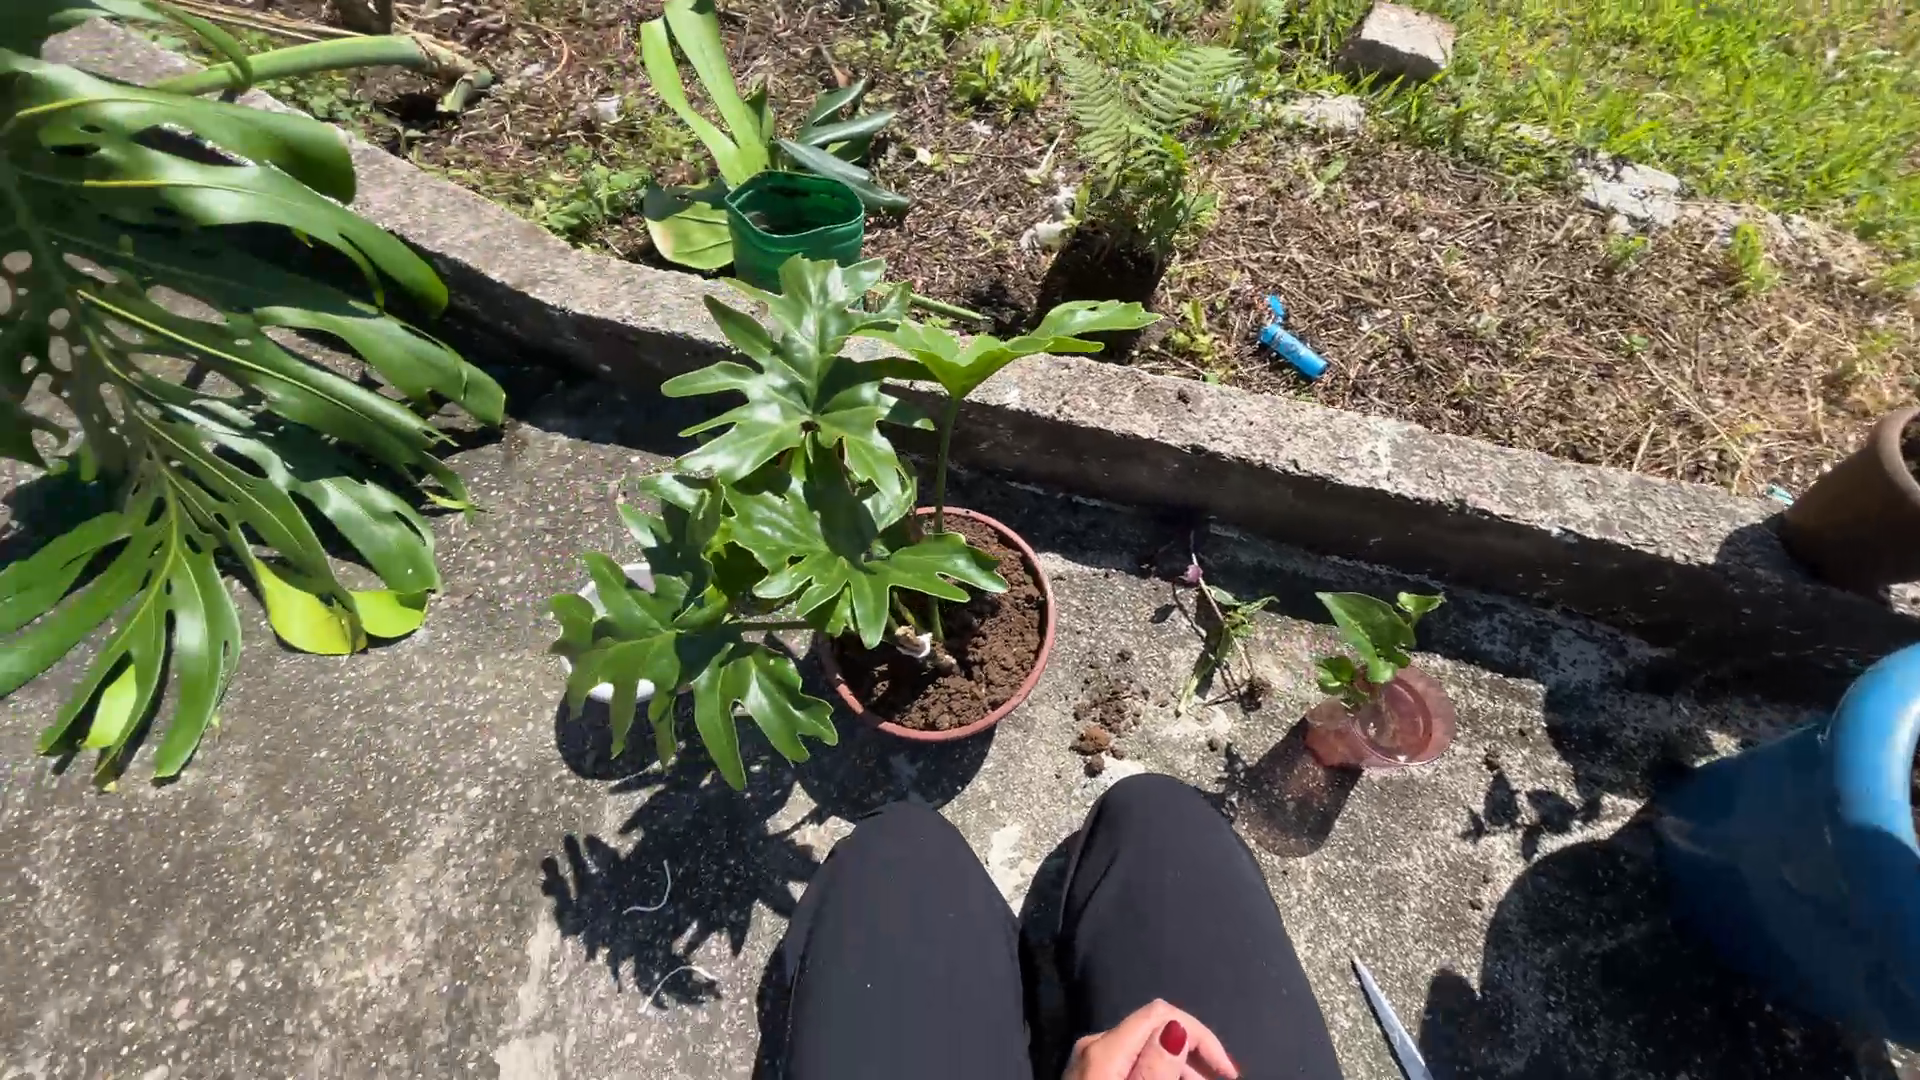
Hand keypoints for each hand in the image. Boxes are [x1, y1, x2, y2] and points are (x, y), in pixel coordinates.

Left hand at [1062, 999, 1238, 1079]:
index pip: (1160, 1013)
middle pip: (1154, 1034)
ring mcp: (1089, 1065)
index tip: (1229, 1075)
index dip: (1201, 1036)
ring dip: (1177, 1075)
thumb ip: (1156, 1070)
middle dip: (1192, 1063)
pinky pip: (1130, 1070)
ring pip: (1144, 1055)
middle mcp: (1095, 1047)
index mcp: (1104, 1048)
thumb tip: (1177, 1026)